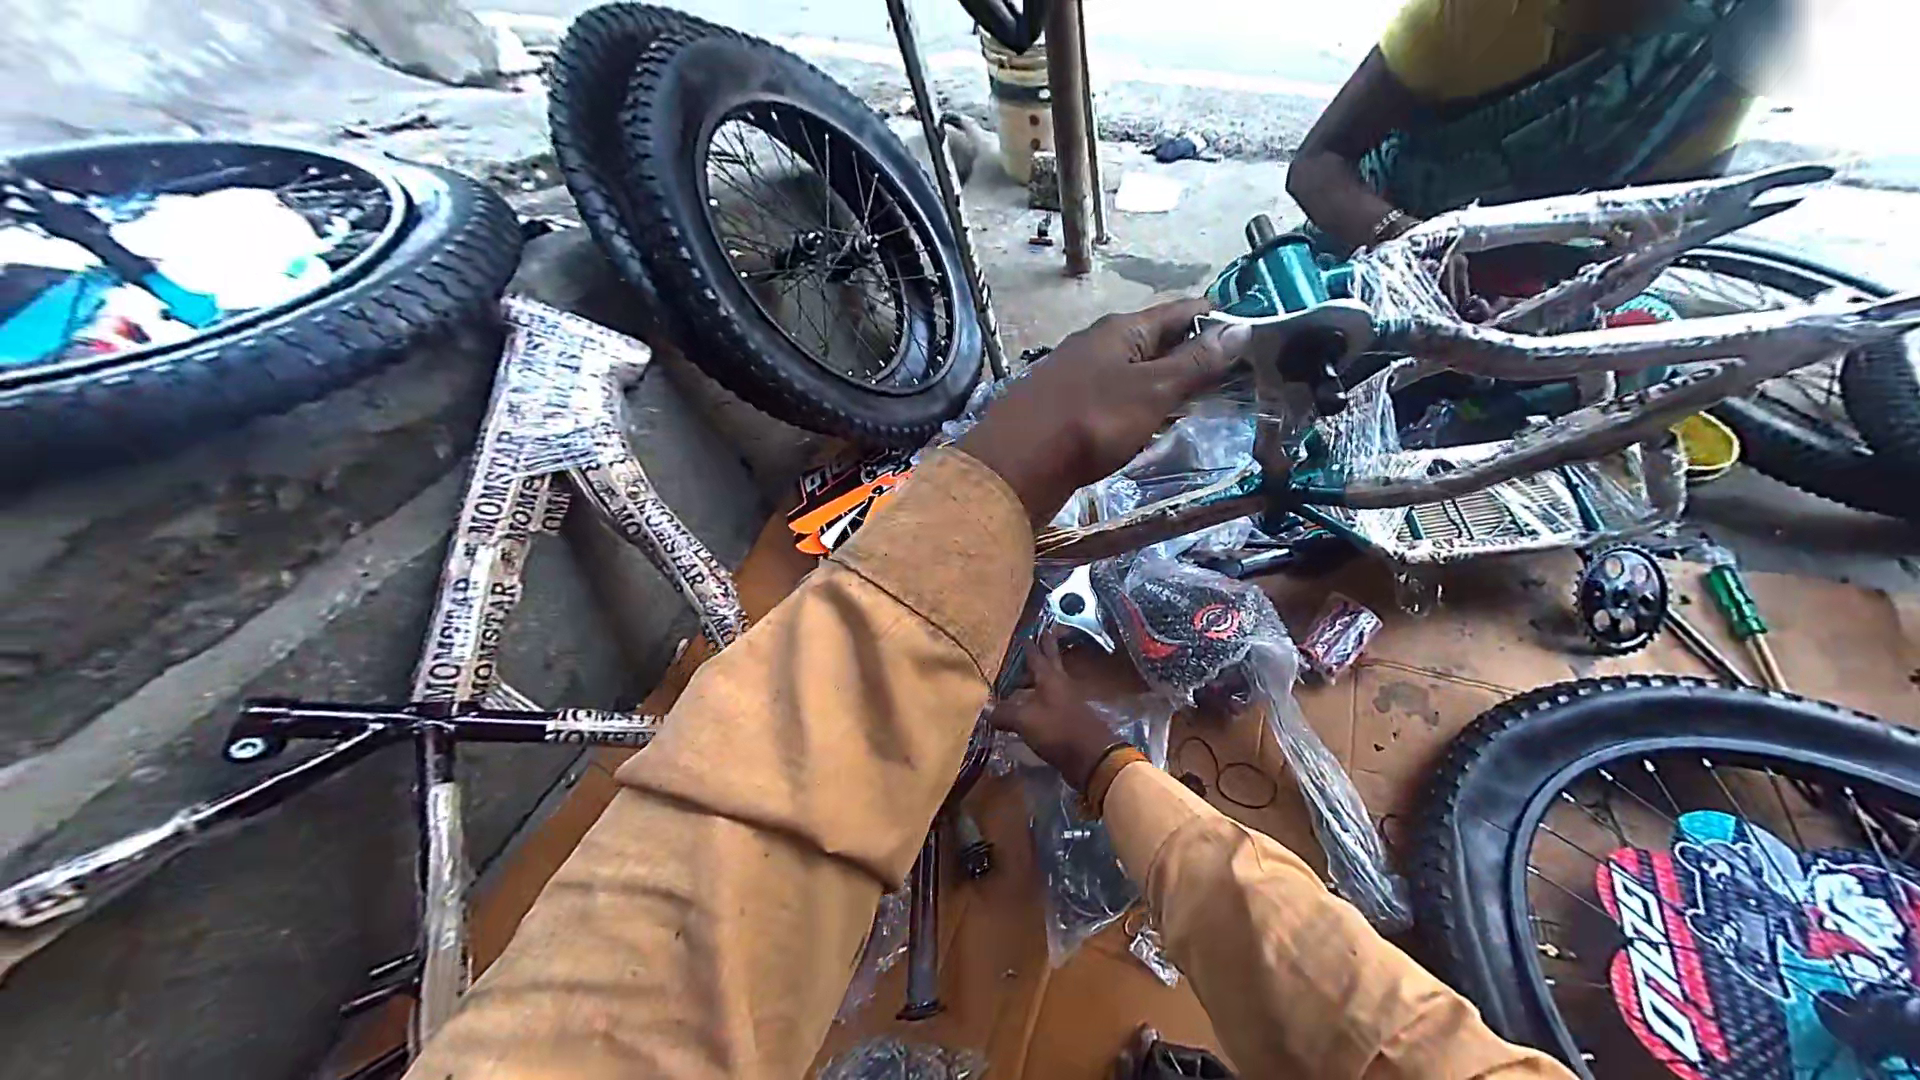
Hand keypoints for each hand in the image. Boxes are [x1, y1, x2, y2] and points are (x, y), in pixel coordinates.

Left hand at [958, 298, 1250, 525]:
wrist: (1017, 466)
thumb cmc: (1090, 422)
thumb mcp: (1152, 390)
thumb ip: (1195, 363)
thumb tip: (1240, 328)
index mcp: (1119, 330)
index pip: (1179, 312)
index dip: (1214, 318)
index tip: (1248, 327)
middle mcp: (1095, 345)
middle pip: (1153, 341)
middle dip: (1189, 351)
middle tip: (1229, 369)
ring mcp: (1075, 377)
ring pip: (1131, 372)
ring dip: (1161, 381)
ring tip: (1195, 396)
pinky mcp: (1064, 409)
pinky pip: (1112, 399)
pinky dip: (1135, 405)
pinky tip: (1145, 421)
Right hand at [988, 629, 1122, 789]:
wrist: (1091, 757)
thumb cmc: (1058, 730)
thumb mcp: (1025, 720)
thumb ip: (1004, 712)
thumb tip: (984, 708)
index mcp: (1049, 678)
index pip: (1035, 655)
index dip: (1028, 645)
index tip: (1023, 632)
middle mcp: (1060, 684)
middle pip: (1051, 661)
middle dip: (1045, 647)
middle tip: (1043, 632)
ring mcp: (1067, 701)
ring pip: (1050, 681)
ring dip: (1038, 676)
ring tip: (1023, 675)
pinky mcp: (1068, 718)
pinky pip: (1050, 701)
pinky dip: (1039, 698)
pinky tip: (1029, 705)